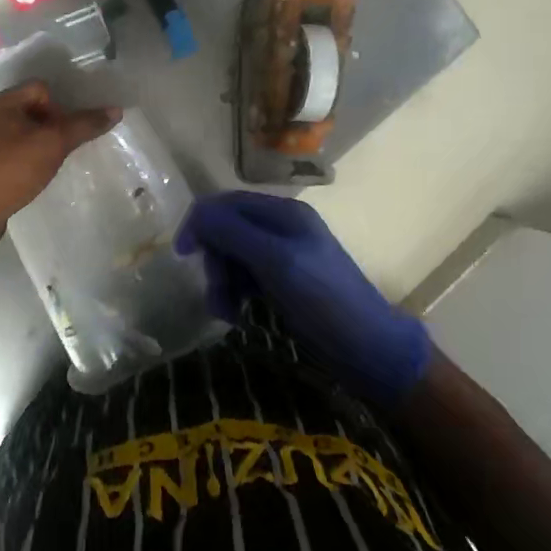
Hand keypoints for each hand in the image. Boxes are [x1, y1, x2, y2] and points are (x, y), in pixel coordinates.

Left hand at [0, 81, 119, 241]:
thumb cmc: (10, 169)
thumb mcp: (53, 143)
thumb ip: (84, 125)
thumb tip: (116, 109)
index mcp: (3, 102)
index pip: (43, 88)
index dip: (61, 106)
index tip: (68, 133)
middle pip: (35, 111)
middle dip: (56, 128)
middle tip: (65, 150)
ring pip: (26, 135)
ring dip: (44, 147)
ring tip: (53, 167)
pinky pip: (16, 156)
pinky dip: (30, 164)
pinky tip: (35, 180)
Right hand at [176, 191, 430, 404]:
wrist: (367, 348)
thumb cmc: (324, 301)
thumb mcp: (277, 262)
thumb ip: (235, 233)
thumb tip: (197, 213)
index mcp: (284, 213)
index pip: (226, 203)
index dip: (201, 223)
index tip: (184, 256)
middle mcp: (282, 229)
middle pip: (227, 231)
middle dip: (215, 261)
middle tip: (218, 293)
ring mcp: (285, 257)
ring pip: (234, 258)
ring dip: (223, 282)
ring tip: (227, 313)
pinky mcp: (284, 284)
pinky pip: (246, 279)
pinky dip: (236, 295)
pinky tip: (238, 315)